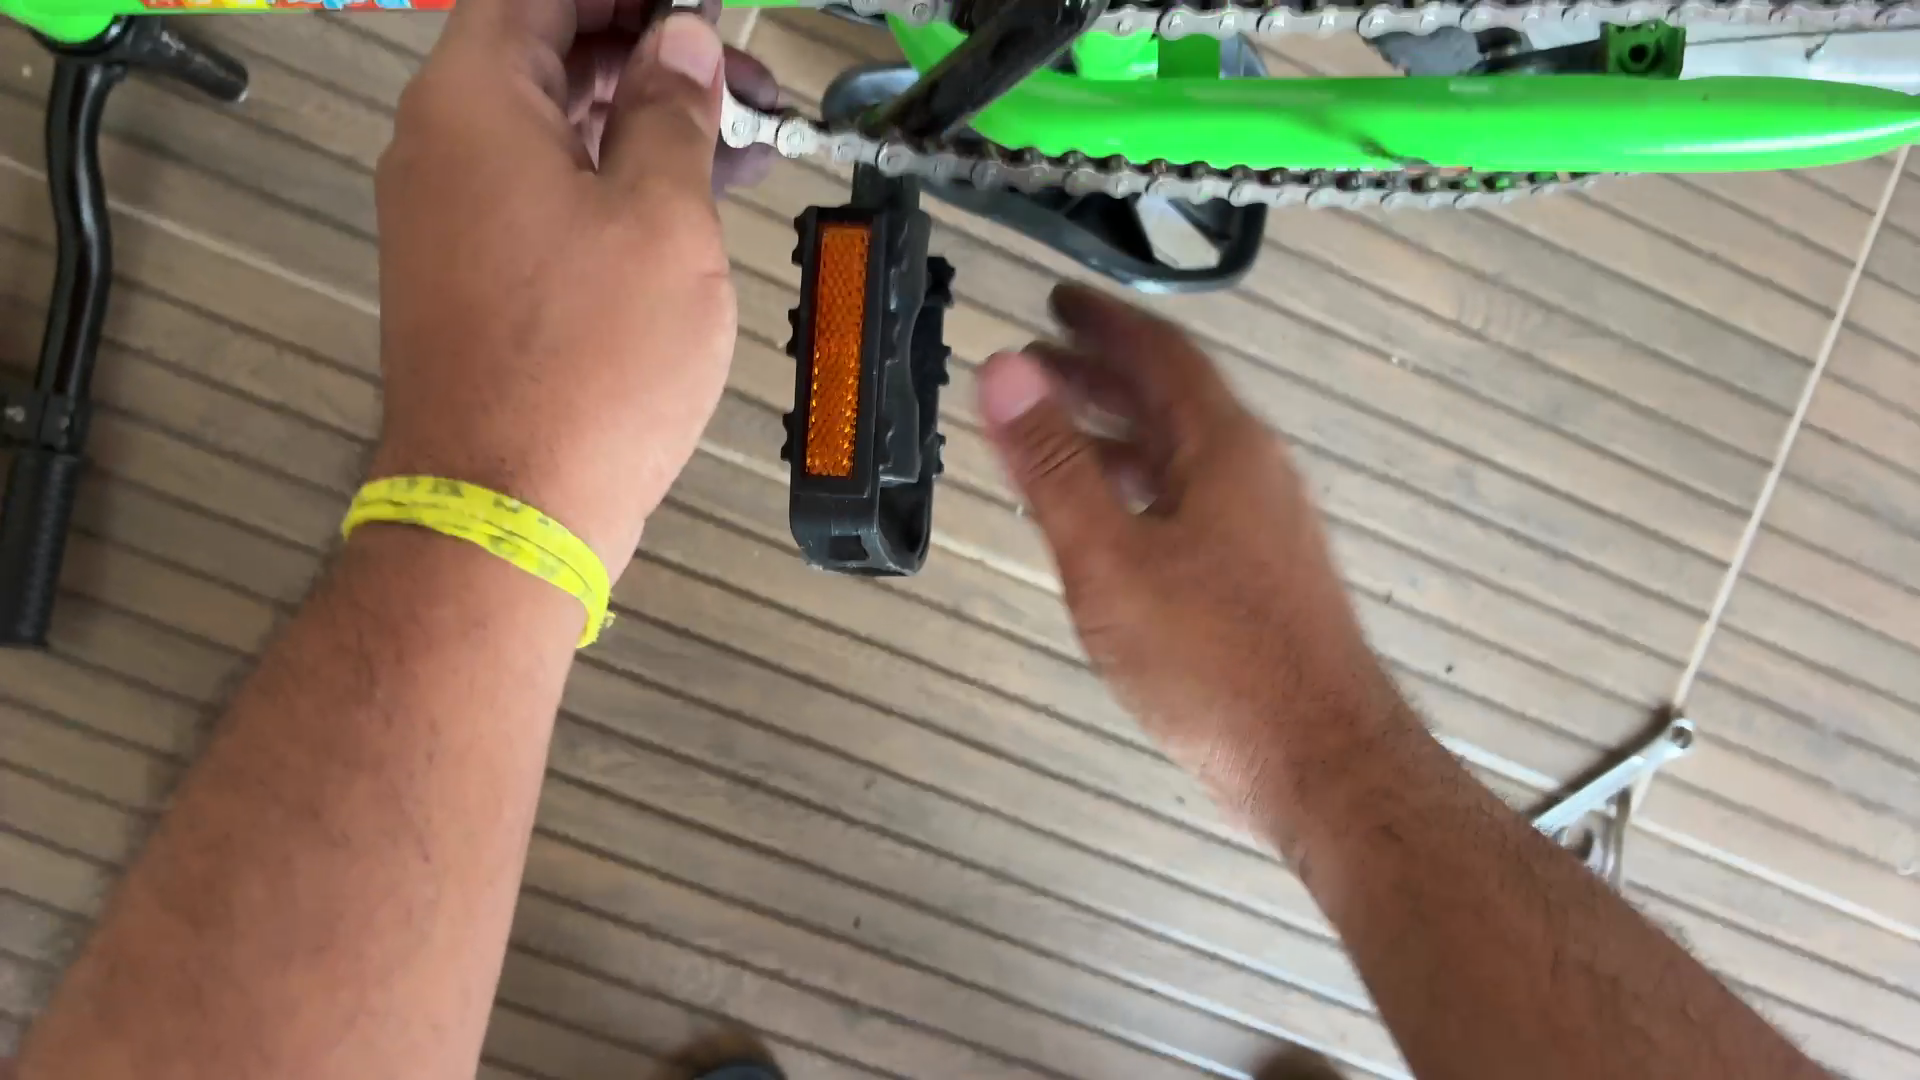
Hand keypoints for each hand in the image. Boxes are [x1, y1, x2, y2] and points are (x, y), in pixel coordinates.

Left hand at [370, 0, 776, 570]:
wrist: (517, 501)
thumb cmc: (594, 362)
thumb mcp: (665, 222)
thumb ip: (673, 118)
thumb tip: (680, 49)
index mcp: (477, 99)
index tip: (702, 16)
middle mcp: (447, 147)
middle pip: (552, 59)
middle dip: (655, 60)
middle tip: (744, 88)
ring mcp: (459, 220)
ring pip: (560, 136)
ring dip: (645, 131)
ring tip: (739, 149)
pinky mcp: (485, 284)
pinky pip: (554, 202)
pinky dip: (619, 190)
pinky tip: (685, 214)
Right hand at [978, 287, 1407, 830]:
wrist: (1318, 761)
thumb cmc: (1210, 659)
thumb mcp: (1110, 558)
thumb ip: (1053, 465)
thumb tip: (1004, 370)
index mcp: (1224, 447)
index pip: (1159, 353)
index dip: (1102, 322)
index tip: (1053, 304)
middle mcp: (1251, 470)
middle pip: (1166, 400)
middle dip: (1097, 375)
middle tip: (1034, 365)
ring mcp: (1259, 523)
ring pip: (1175, 454)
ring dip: (1112, 434)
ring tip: (1050, 434)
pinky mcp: (1255, 571)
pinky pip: (1184, 500)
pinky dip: (1134, 487)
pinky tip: (1101, 515)